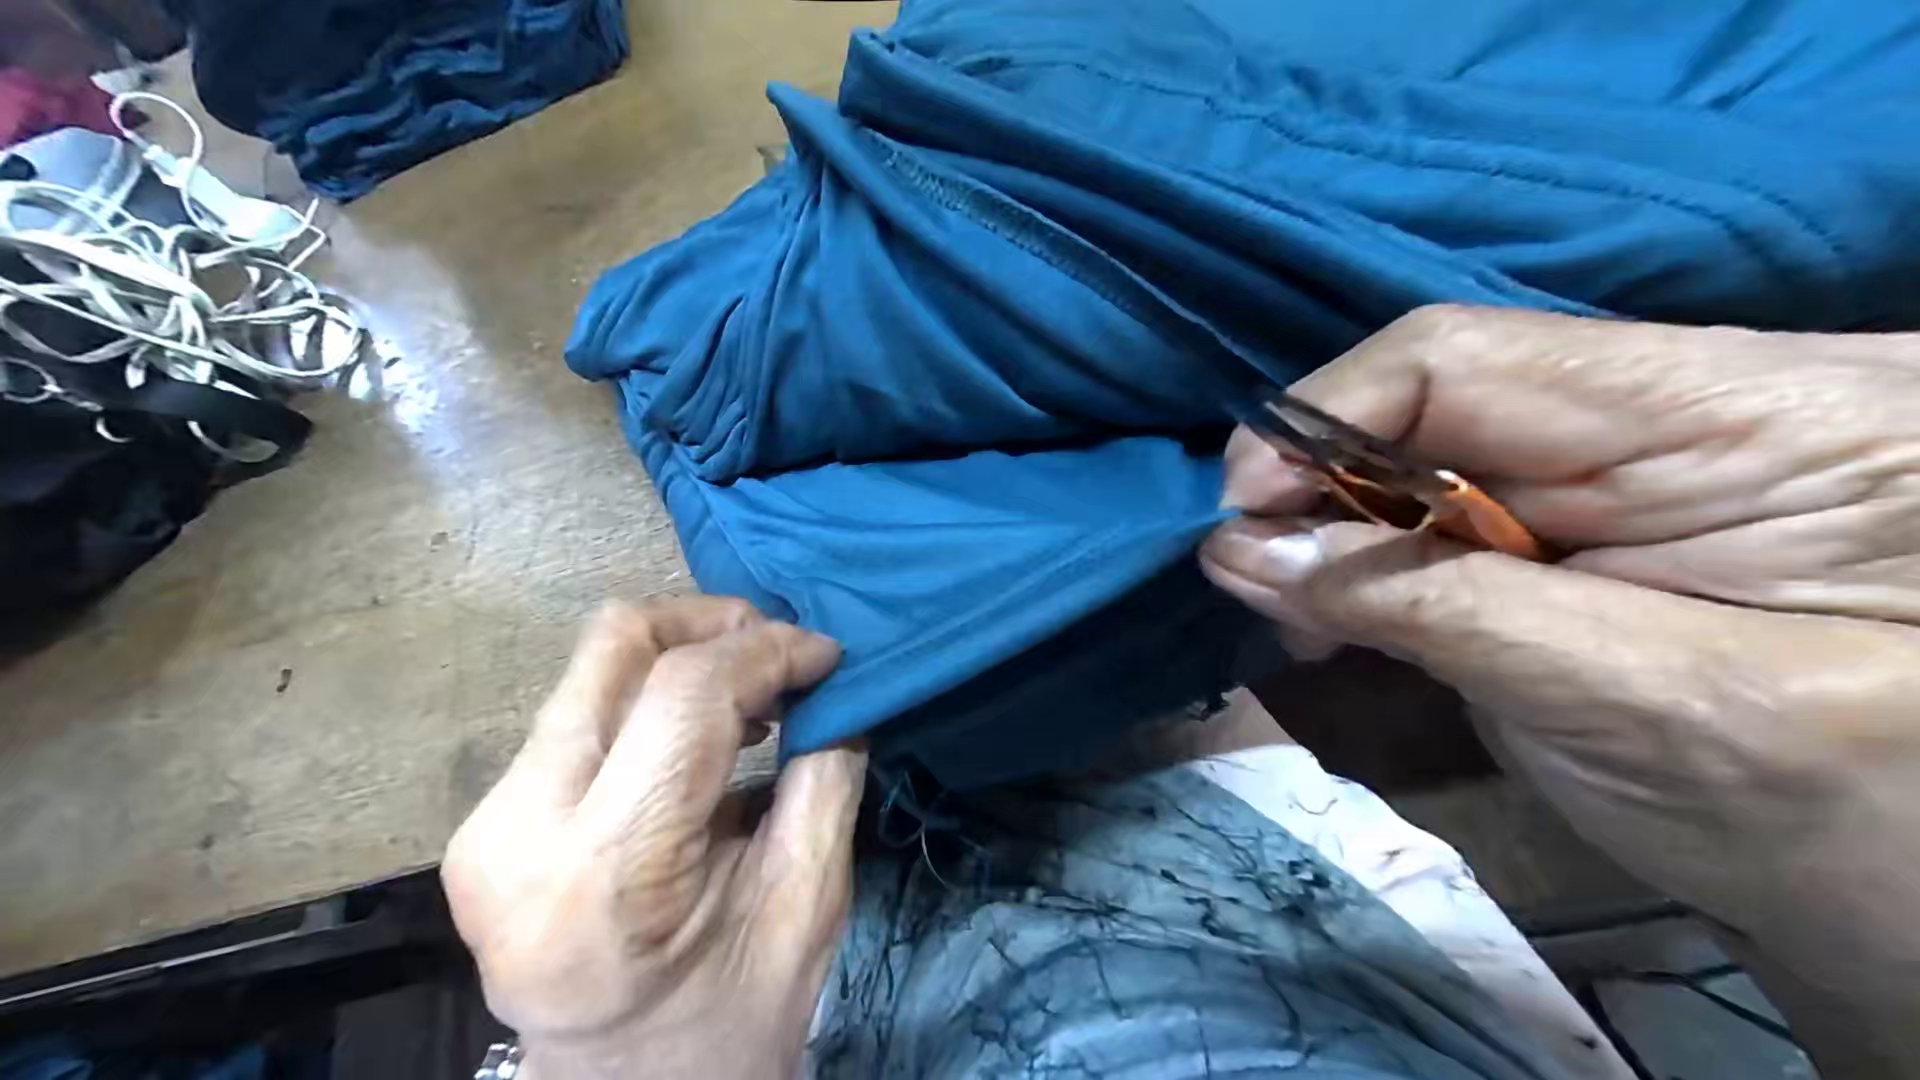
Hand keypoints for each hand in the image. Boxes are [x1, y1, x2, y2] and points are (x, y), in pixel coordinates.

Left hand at [441, 597, 865, 1079]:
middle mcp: (517, 828)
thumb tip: (830, 682)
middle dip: (718, 623)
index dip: (770, 650)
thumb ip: (825, 772)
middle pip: (618, 644)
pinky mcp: (492, 812)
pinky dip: (661, 686)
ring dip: (691, 652)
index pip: (687, 692)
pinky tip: (709, 726)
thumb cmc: (733, 1020)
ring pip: (598, 661)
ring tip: (755, 692)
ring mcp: (489, 817)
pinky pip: (586, 700)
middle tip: (783, 653)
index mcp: (605, 871)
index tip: (827, 655)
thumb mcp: (810, 899)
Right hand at [1202, 306, 1919, 1073]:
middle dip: (1309, 493)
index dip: (1319, 419)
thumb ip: (1425, 606)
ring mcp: (1596, 477)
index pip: (1455, 357)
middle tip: (1254, 580)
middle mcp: (1653, 414)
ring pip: (1394, 468)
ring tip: (1294, 613)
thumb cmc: (1856, 816)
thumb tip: (1237, 552)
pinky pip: (1411, 521)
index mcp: (1737, 410)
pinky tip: (1331, 614)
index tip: (1241, 510)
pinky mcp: (1549, 534)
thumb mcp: (1634, 703)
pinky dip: (1350, 568)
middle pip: (1410, 409)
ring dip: (1320, 538)